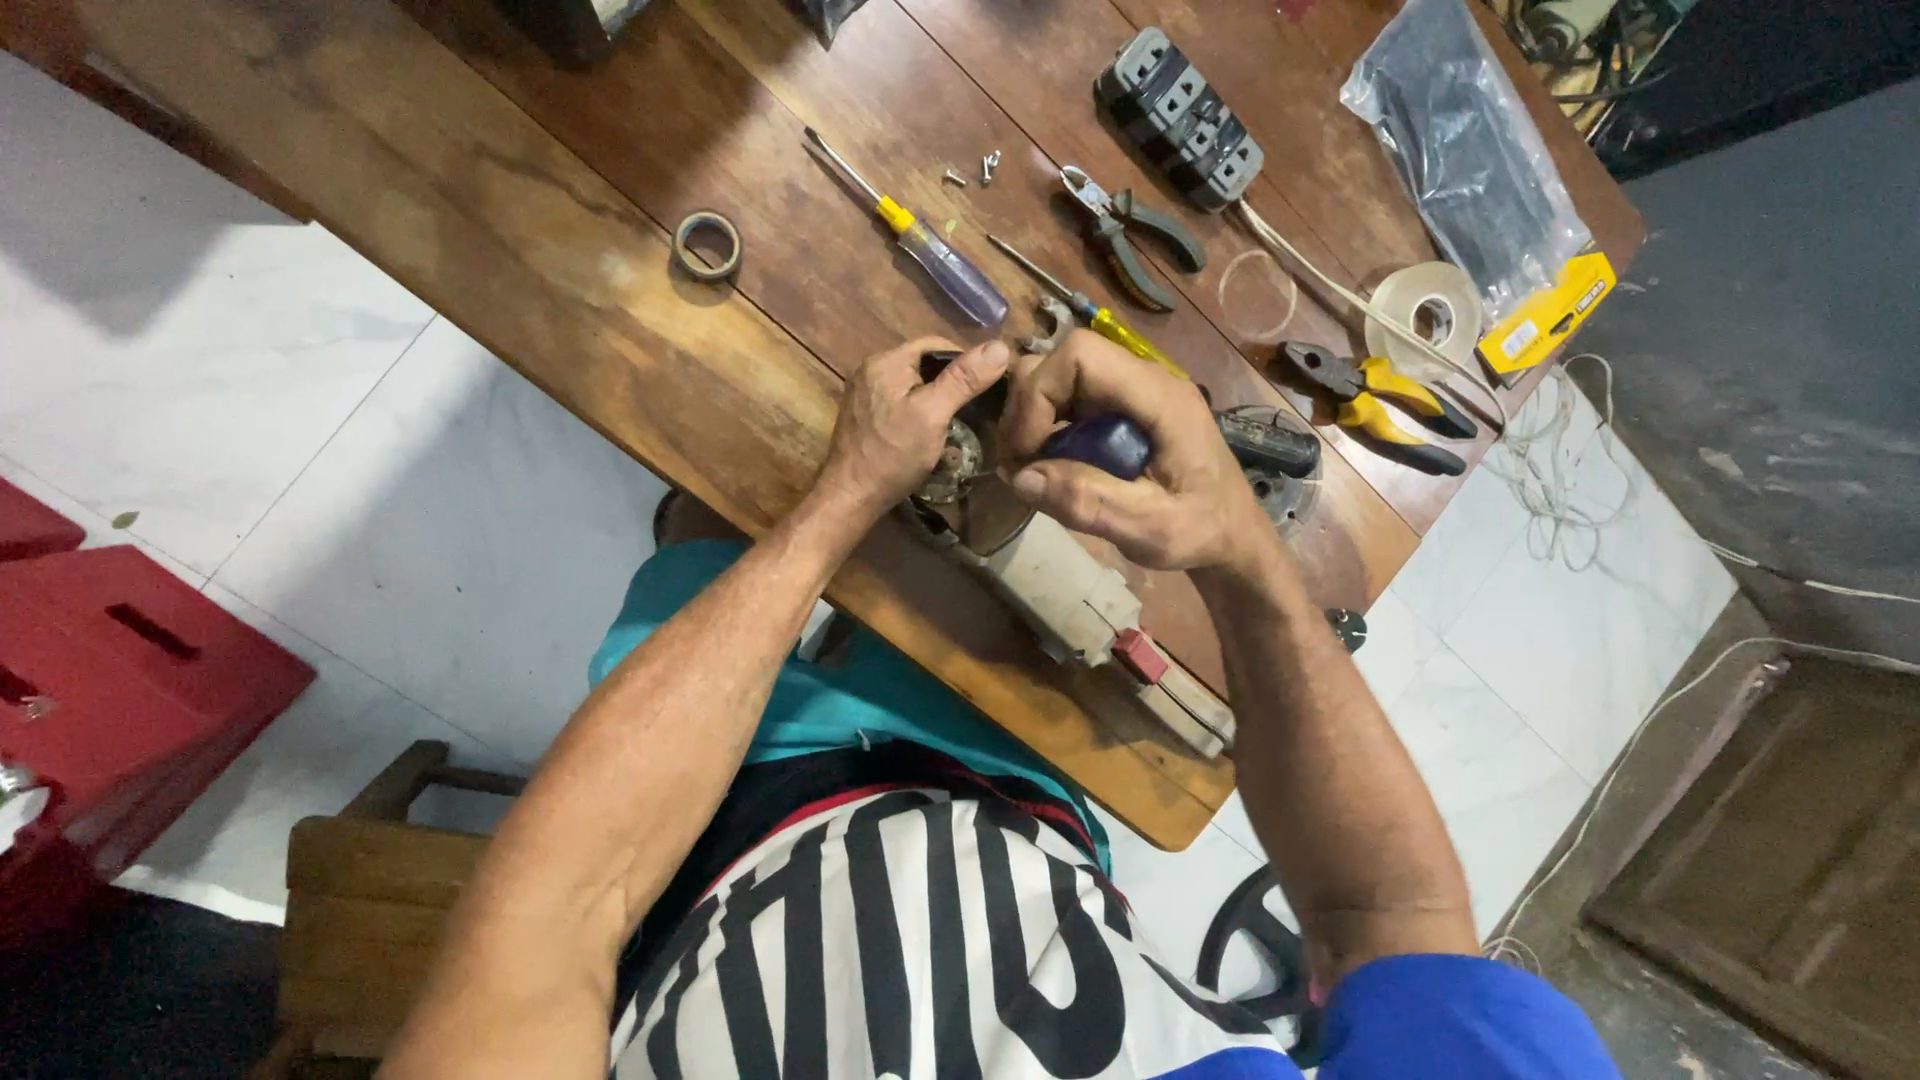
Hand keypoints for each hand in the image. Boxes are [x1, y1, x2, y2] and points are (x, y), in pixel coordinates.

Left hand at [815, 336, 1010, 518]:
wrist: (851, 495)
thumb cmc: (894, 454)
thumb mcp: (933, 414)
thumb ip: (963, 380)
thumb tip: (1000, 346)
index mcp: (886, 360)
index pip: (935, 344)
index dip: (965, 361)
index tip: (986, 384)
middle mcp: (870, 368)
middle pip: (921, 363)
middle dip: (949, 380)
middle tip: (974, 405)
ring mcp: (862, 392)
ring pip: (910, 382)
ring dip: (934, 395)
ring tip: (956, 417)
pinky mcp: (861, 413)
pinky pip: (896, 399)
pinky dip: (916, 407)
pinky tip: (927, 428)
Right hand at [999, 329, 1271, 572]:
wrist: (1232, 536)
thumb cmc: (1202, 531)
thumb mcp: (1152, 529)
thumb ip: (1091, 502)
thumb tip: (1022, 478)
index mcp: (1160, 398)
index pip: (1080, 355)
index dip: (1039, 394)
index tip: (1028, 452)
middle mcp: (1145, 381)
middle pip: (1064, 360)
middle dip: (1029, 408)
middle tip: (1020, 465)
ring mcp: (1133, 393)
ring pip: (1060, 378)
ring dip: (1033, 420)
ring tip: (1030, 470)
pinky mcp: (1122, 410)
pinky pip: (1070, 401)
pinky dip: (1047, 430)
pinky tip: (1051, 469)